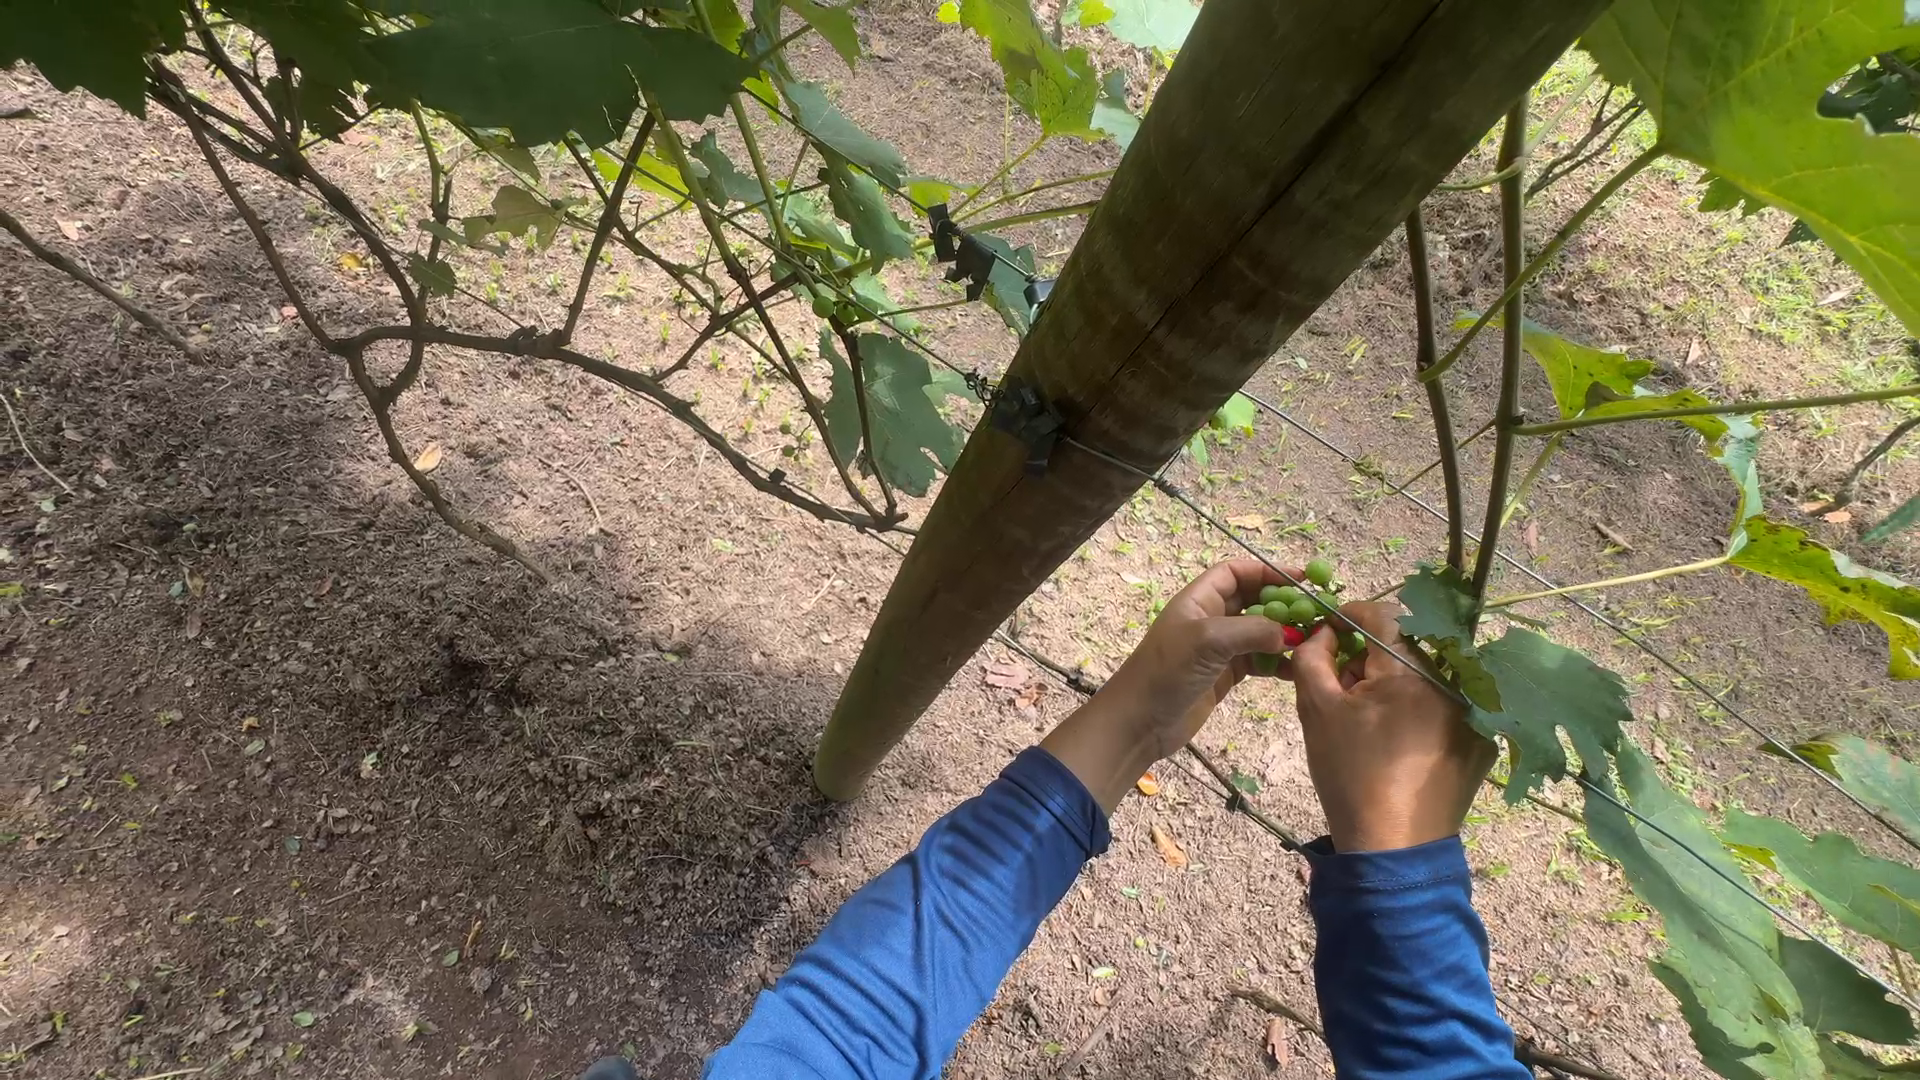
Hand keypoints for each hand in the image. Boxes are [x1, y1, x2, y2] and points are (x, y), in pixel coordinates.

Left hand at [1042, 559, 1296, 811]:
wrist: (1140, 720)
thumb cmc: (1166, 671)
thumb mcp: (1208, 641)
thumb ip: (1251, 630)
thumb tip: (1288, 633)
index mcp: (1197, 600)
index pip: (1235, 572)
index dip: (1267, 571)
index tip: (1304, 580)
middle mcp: (1208, 619)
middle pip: (1253, 600)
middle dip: (1284, 603)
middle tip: (1319, 614)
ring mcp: (1217, 648)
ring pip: (1259, 631)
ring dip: (1285, 634)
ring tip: (1316, 642)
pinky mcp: (1224, 674)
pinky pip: (1258, 660)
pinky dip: (1278, 662)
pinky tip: (1298, 668)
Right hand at [1288, 601, 1495, 851]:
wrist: (1393, 844)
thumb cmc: (1348, 771)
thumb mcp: (1315, 708)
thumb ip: (1313, 656)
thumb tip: (1324, 634)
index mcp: (1412, 672)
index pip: (1383, 615)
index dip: (1350, 615)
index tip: (1330, 629)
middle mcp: (1454, 683)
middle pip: (1407, 642)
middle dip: (1371, 650)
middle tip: (1343, 678)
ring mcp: (1476, 712)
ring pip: (1428, 669)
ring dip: (1396, 675)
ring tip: (1368, 709)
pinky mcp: (1483, 737)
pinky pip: (1447, 699)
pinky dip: (1419, 701)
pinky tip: (1397, 732)